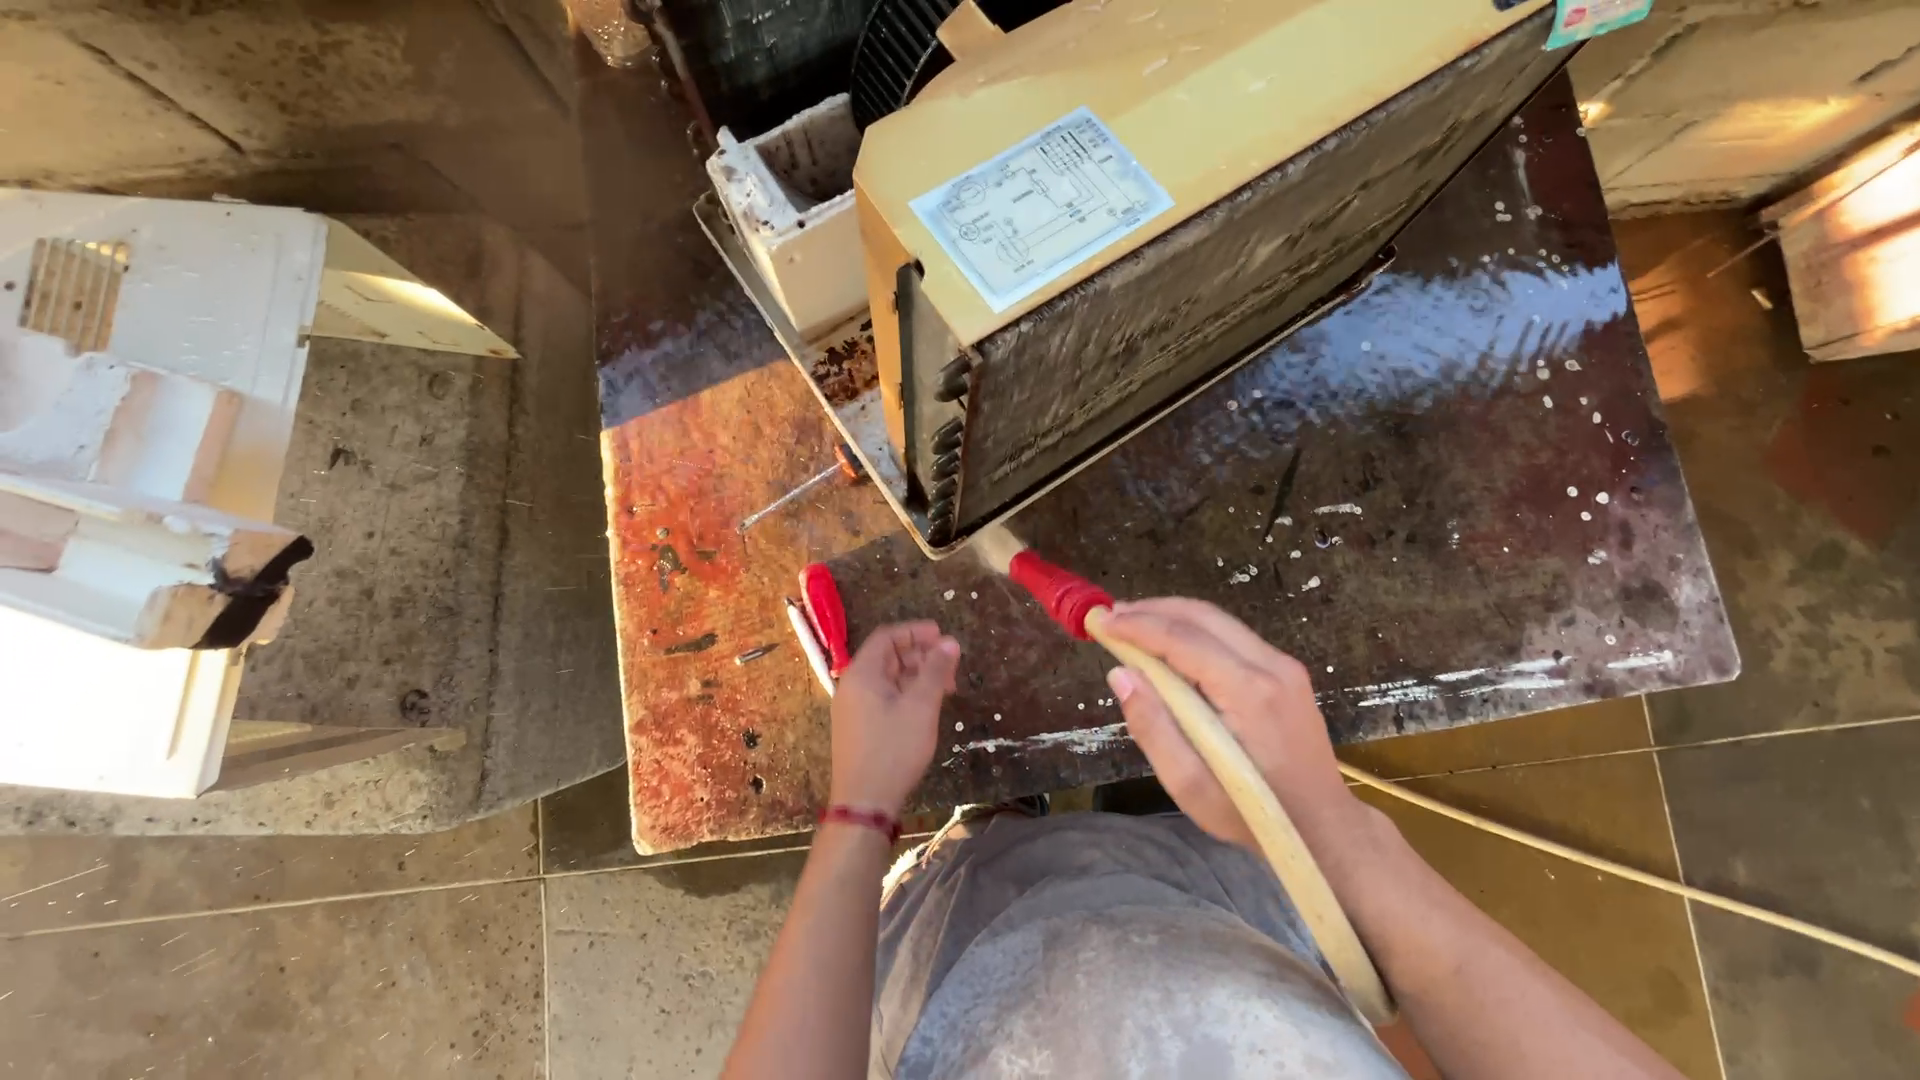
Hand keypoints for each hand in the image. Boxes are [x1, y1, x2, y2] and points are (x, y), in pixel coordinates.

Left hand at [828, 621, 960, 815]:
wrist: (865, 802)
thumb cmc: (893, 750)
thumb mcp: (921, 706)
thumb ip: (935, 671)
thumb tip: (950, 642)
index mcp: (862, 674)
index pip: (887, 637)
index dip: (915, 632)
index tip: (943, 637)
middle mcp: (852, 686)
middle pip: (887, 656)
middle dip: (920, 656)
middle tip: (950, 667)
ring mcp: (853, 708)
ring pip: (888, 679)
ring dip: (916, 676)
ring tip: (945, 689)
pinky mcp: (858, 728)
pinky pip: (883, 697)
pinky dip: (906, 694)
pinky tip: (926, 708)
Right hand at [1099, 598, 1361, 849]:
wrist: (1323, 828)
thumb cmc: (1252, 814)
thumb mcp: (1191, 786)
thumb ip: (1153, 728)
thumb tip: (1120, 674)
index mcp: (1249, 693)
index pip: (1183, 640)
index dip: (1137, 626)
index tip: (1100, 622)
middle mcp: (1272, 666)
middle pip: (1202, 617)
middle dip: (1151, 611)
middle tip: (1109, 616)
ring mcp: (1284, 666)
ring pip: (1219, 621)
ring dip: (1171, 616)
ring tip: (1130, 623)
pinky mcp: (1286, 673)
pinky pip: (1232, 636)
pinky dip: (1193, 631)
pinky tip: (1168, 644)